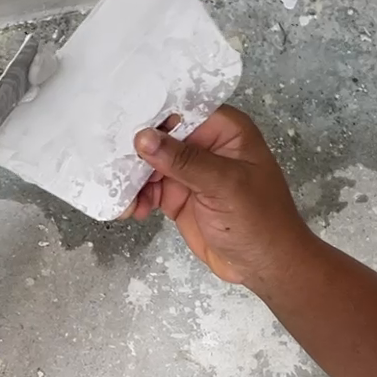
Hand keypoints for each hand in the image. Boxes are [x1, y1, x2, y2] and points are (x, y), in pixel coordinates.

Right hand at [130, 105, 315, 287]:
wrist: (263, 266)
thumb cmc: (259, 220)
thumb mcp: (224, 185)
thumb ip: (184, 161)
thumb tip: (144, 138)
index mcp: (224, 131)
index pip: (182, 111)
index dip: (153, 116)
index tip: (124, 125)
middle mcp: (204, 146)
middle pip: (160, 138)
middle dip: (136, 152)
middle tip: (113, 165)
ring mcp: (189, 173)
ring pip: (149, 165)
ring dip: (132, 180)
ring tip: (125, 197)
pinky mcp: (177, 196)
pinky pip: (149, 190)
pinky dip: (137, 198)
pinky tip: (132, 210)